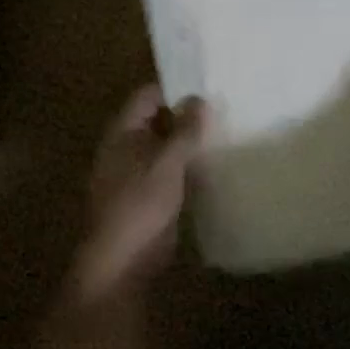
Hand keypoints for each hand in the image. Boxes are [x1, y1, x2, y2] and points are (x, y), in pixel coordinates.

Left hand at [70, 85, 204, 301]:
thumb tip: (200, 99)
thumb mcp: (166, 162)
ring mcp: (138, 173)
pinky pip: (172, 171)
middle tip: (224, 107)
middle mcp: (127, 147)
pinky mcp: (151, 196)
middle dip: (187, 115)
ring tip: (227, 131)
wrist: (122, 261)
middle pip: (158, 120)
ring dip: (190, 142)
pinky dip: (189, 165)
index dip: (175, 89)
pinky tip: (216, 164)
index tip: (208, 86)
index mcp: (122, 132)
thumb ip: (185, 131)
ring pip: (167, 146)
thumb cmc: (139, 204)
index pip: (148, 96)